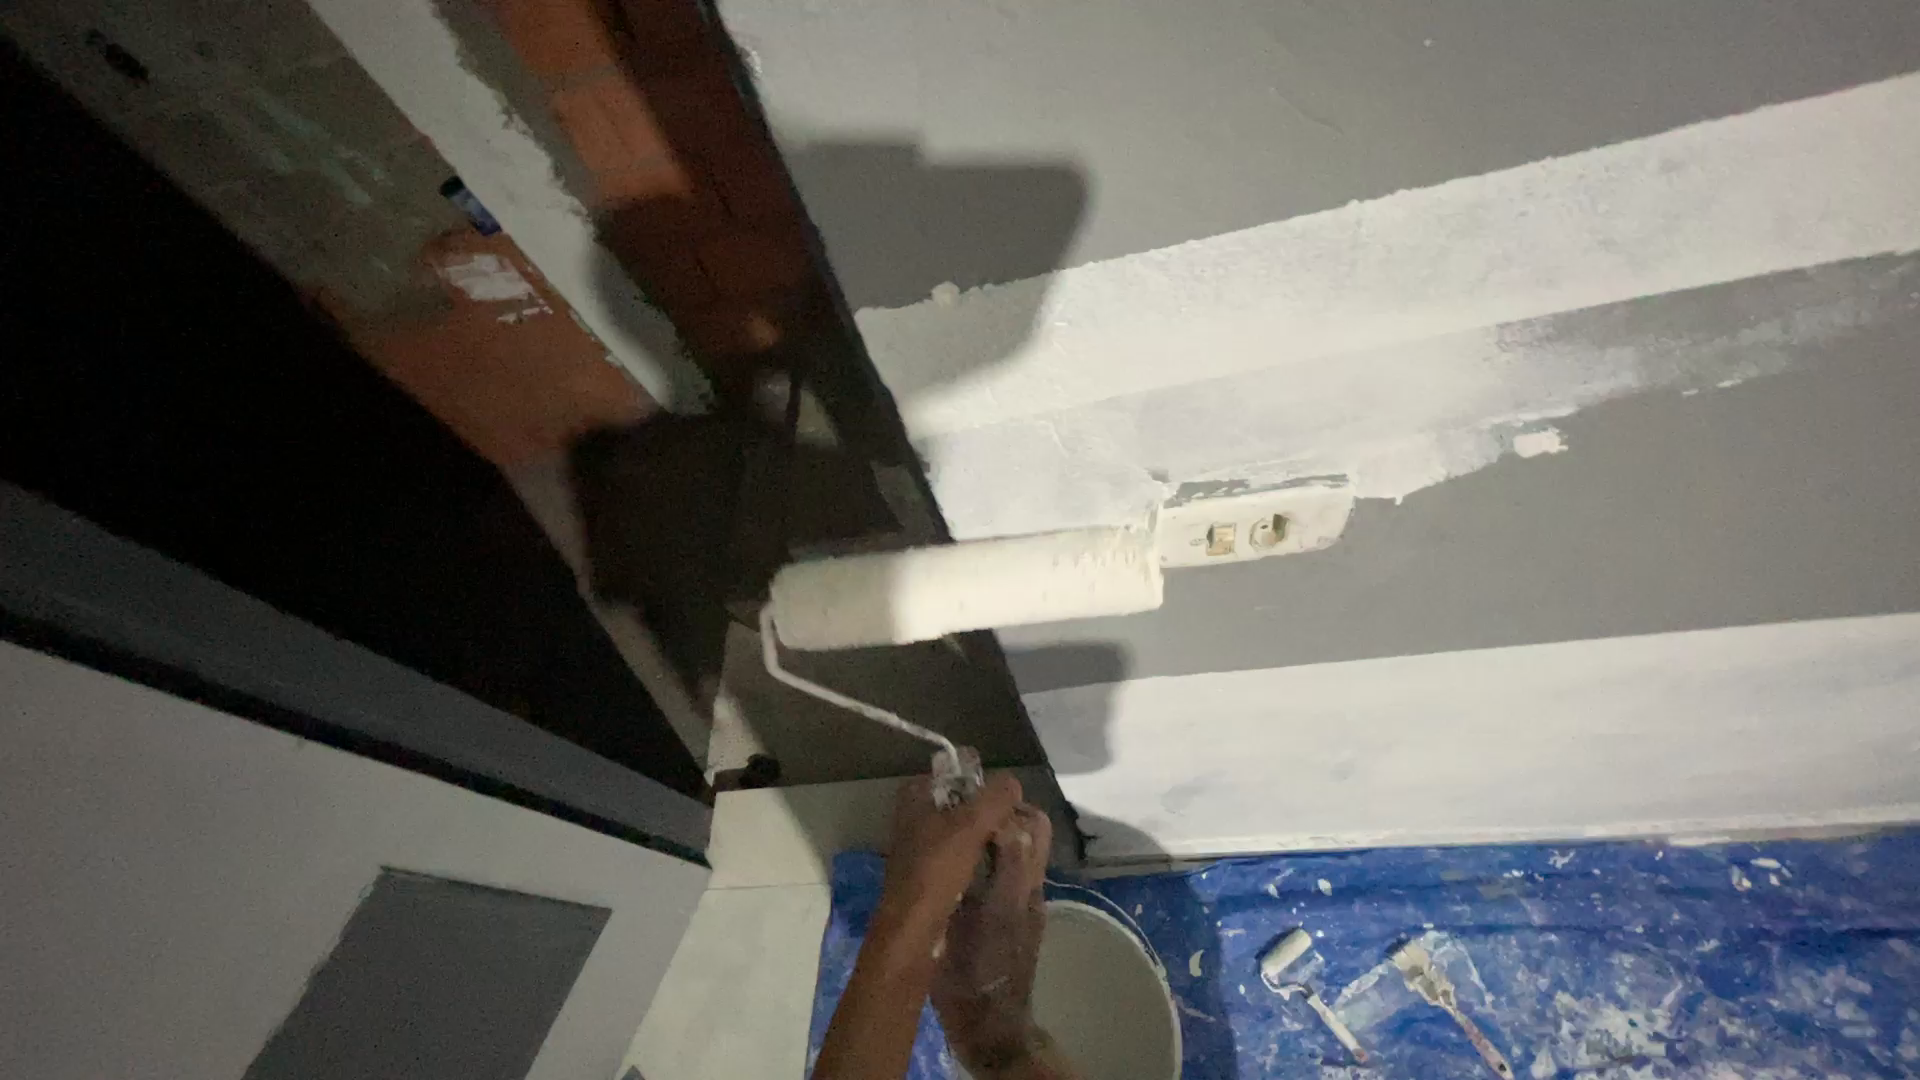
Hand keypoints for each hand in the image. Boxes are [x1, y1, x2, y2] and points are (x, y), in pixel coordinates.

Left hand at [878, 773, 1023, 929]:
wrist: (911, 935)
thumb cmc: (935, 872)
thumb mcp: (970, 826)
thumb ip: (995, 798)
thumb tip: (1013, 782)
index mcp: (915, 795)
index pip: (958, 775)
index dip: (985, 786)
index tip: (1009, 806)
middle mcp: (914, 815)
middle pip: (963, 804)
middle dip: (989, 816)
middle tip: (1016, 830)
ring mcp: (920, 846)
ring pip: (965, 833)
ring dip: (987, 840)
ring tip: (1012, 851)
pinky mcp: (928, 874)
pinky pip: (962, 857)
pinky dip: (979, 861)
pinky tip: (996, 872)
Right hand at [933, 804, 1052, 1072]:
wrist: (994, 1027)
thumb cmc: (963, 978)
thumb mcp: (948, 929)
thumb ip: (949, 885)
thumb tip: (943, 841)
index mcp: (1009, 891)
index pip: (1019, 831)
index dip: (995, 808)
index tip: (966, 799)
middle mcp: (1029, 889)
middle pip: (1037, 829)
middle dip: (1010, 810)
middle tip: (974, 811)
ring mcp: (1034, 901)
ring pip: (1035, 846)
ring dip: (1011, 829)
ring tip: (975, 833)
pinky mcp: (1033, 914)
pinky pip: (1028, 868)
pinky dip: (1010, 854)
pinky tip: (979, 865)